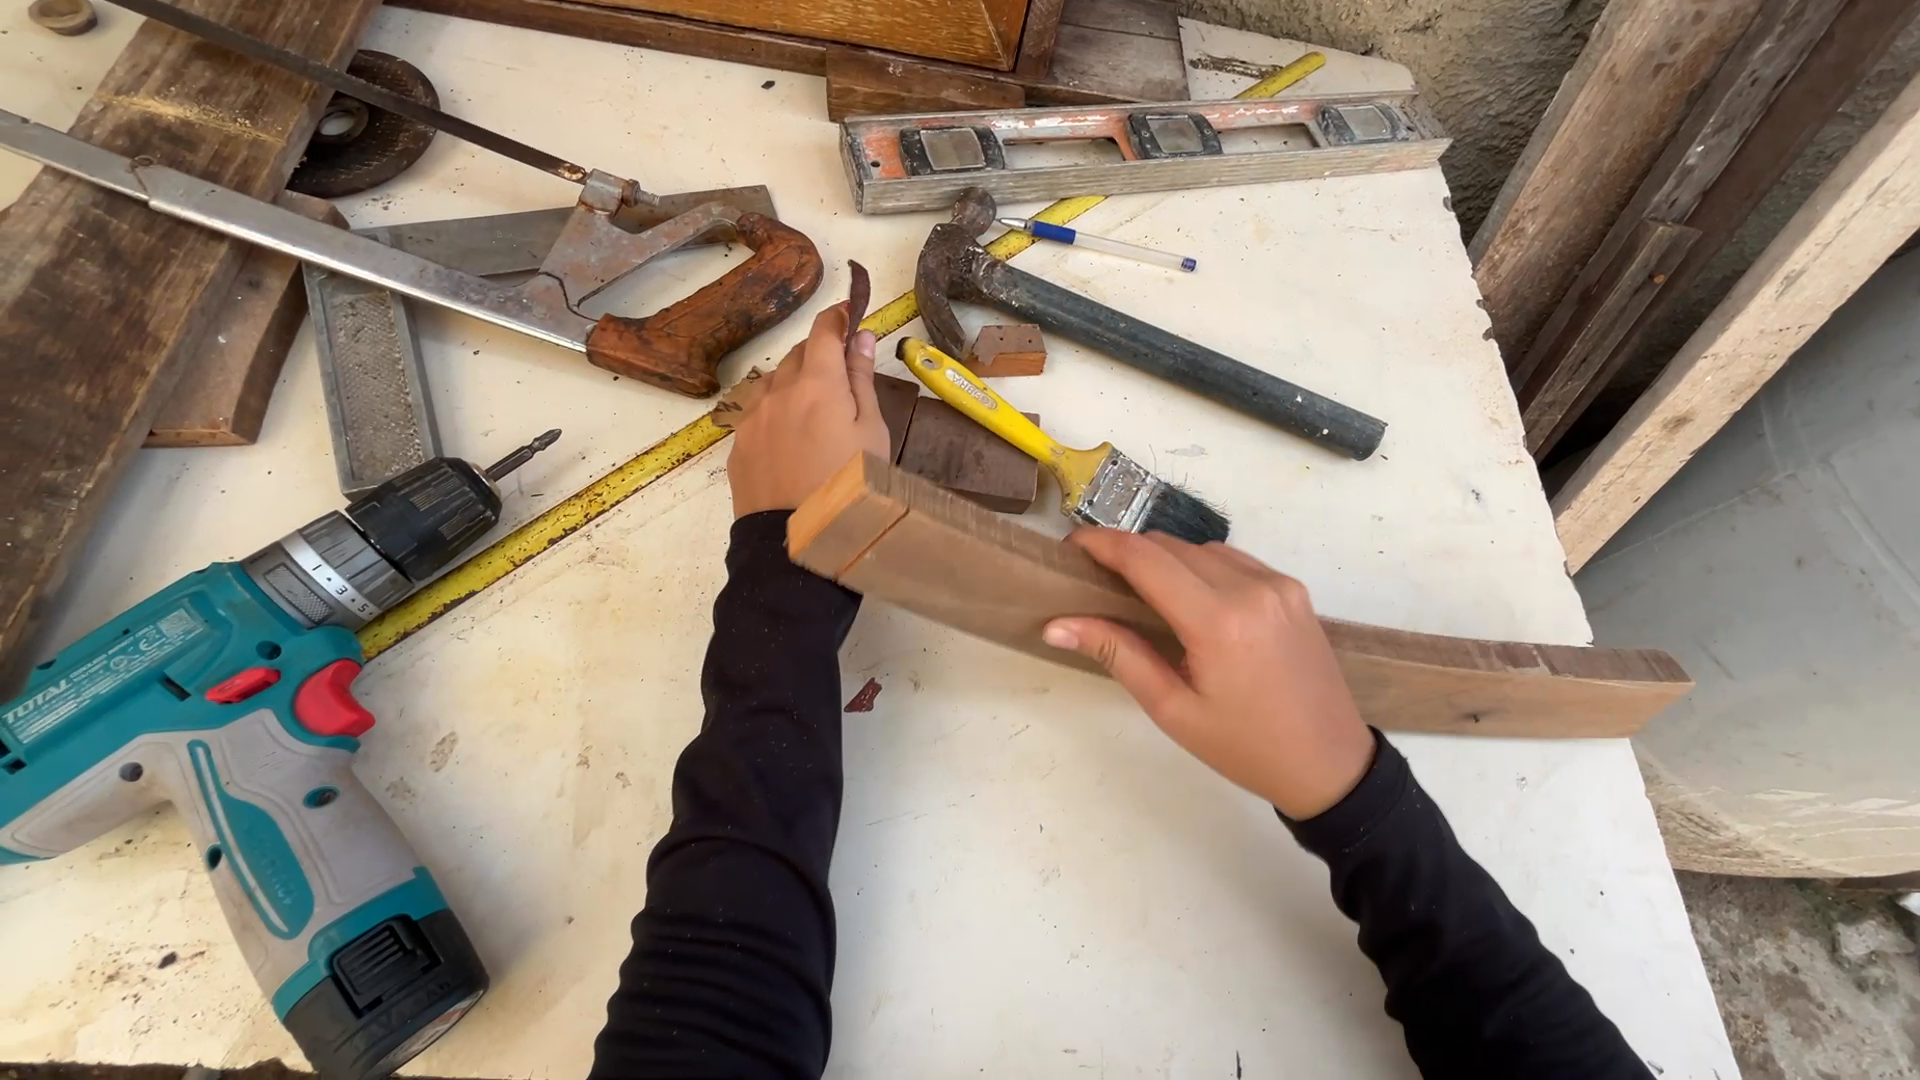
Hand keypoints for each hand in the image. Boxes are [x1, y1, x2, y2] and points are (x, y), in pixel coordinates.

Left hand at [728, 302, 886, 516]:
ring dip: (796, 384)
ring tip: (816, 420)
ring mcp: (752, 417)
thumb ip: (863, 380)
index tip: (850, 314)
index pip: (824, 330)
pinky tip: (792, 443)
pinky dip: (777, 412)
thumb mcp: (872, 433)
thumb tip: (861, 336)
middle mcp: (779, 390)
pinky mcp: (738, 443)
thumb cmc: (849, 487)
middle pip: (800, 354)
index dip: (838, 317)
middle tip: (843, 382)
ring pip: (775, 382)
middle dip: (821, 357)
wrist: (796, 542)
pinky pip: (758, 412)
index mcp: (818, 383)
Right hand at [1042, 530, 1375, 819]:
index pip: (1144, 558)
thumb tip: (1055, 624)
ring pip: (1200, 548)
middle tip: (1097, 580)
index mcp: (1218, 621)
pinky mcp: (1292, 588)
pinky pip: (1232, 559)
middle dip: (1127, 553)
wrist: (1331, 764)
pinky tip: (1189, 599)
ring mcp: (1278, 583)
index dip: (1100, 544)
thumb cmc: (1244, 747)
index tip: (1068, 548)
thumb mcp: (1172, 708)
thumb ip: (1117, 654)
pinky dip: (1199, 567)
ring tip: (1140, 594)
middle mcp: (1251, 588)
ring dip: (1163, 560)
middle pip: (1169, 545)